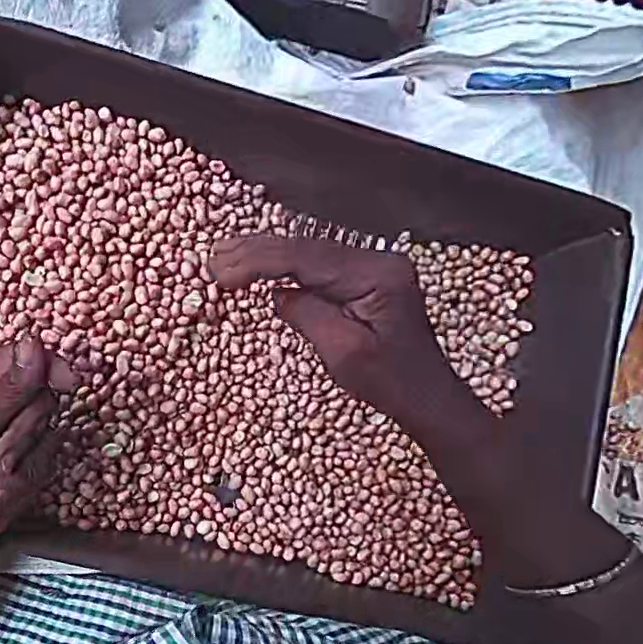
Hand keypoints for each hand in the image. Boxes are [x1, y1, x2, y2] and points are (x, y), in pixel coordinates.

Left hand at [0, 337, 76, 576]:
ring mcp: (19, 439)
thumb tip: (34, 345)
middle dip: (21, 432)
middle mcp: (3, 408)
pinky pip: (46, 466)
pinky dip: (19, 484)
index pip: (24, 360)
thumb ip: (10, 389)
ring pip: (48, 435)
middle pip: (43, 399)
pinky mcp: (31, 468)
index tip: (66, 382)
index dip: (48, 367)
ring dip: (18, 462)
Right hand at [207, 235, 480, 433]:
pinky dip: (284, 266)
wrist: (428, 396)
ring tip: (225, 254)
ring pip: (309, 252)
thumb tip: (276, 293)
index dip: (259, 262)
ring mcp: (372, 267)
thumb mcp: (343, 353)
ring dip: (265, 254)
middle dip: (256, 251)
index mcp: (376, 275)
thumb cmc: (391, 382)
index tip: (222, 272)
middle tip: (215, 257)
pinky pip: (318, 266)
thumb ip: (307, 315)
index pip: (306, 258)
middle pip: (306, 247)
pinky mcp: (365, 280)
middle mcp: (377, 261)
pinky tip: (259, 265)